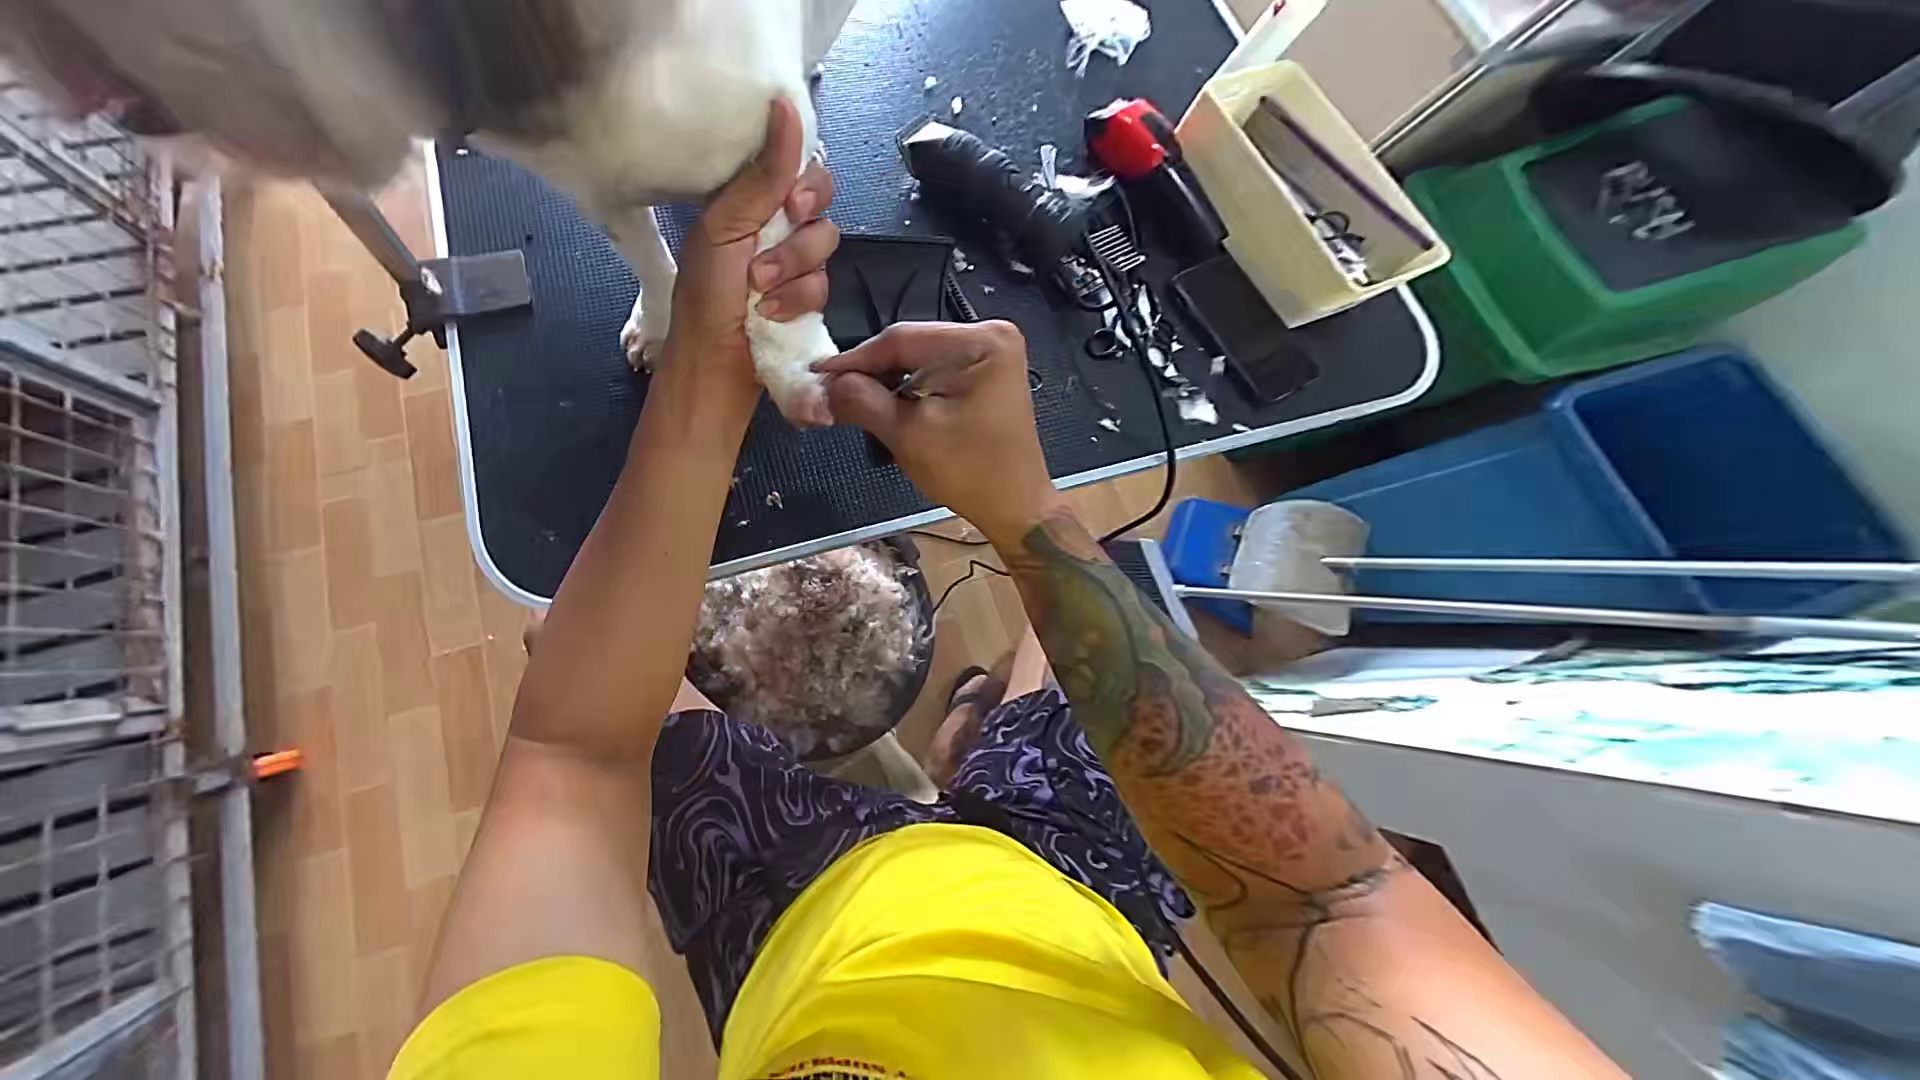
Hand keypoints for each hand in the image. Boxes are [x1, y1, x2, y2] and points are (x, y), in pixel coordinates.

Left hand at [664, 98, 838, 403]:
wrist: (714, 364)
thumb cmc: (707, 296)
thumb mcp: (726, 227)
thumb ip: (764, 175)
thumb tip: (786, 106)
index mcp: (749, 202)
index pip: (800, 171)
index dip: (805, 187)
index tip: (791, 206)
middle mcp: (776, 229)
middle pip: (821, 211)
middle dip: (798, 240)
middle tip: (767, 260)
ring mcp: (793, 267)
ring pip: (825, 252)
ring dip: (793, 275)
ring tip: (761, 296)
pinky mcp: (807, 301)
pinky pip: (825, 287)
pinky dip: (799, 302)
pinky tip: (774, 315)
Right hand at [816, 321, 1064, 545]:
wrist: (1016, 506)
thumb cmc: (969, 472)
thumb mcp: (908, 435)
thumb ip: (862, 401)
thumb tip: (822, 384)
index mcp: (981, 341)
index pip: (900, 339)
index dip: (853, 359)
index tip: (816, 375)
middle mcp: (992, 335)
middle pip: (911, 346)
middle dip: (871, 372)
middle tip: (830, 393)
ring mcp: (993, 353)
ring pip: (921, 359)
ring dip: (888, 381)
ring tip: (853, 402)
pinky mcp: (988, 374)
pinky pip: (937, 371)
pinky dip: (911, 389)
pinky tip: (887, 405)